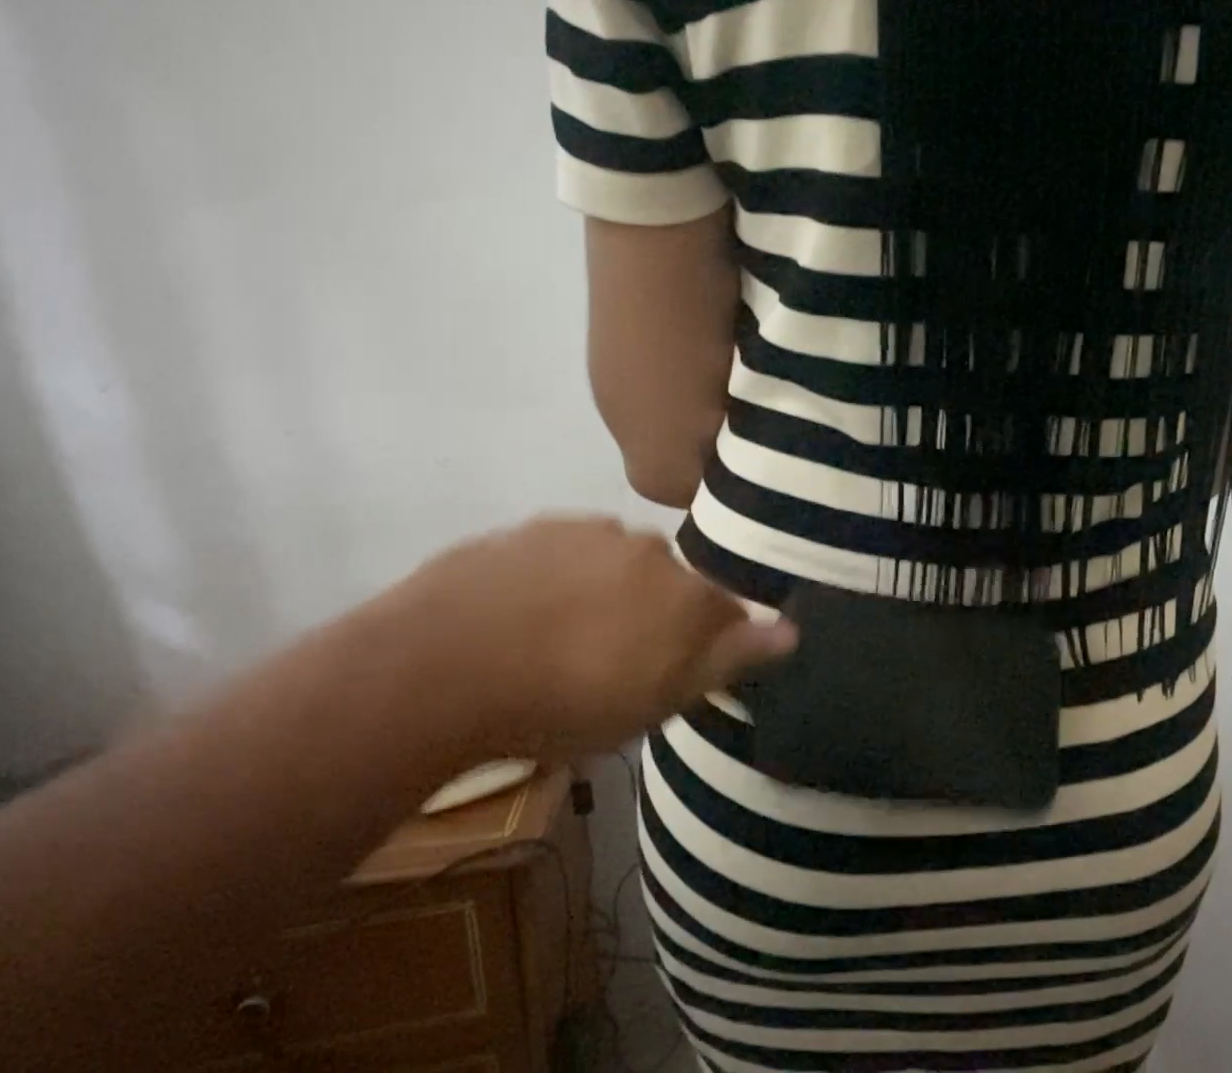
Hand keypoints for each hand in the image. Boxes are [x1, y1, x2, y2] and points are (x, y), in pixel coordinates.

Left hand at [382, 515, 795, 758]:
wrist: (439, 669)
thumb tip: (792, 630)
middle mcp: (647, 548)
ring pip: (616, 563)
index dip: (707, 646)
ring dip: (606, 592)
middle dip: (654, 615)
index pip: (725, 613)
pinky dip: (559, 577)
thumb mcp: (657, 702)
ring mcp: (584, 532)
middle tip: (612, 664)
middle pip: (670, 583)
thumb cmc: (564, 702)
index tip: (673, 677)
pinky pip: (563, 553)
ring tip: (562, 640)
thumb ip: (728, 659)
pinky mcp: (528, 529)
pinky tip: (525, 614)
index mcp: (686, 592)